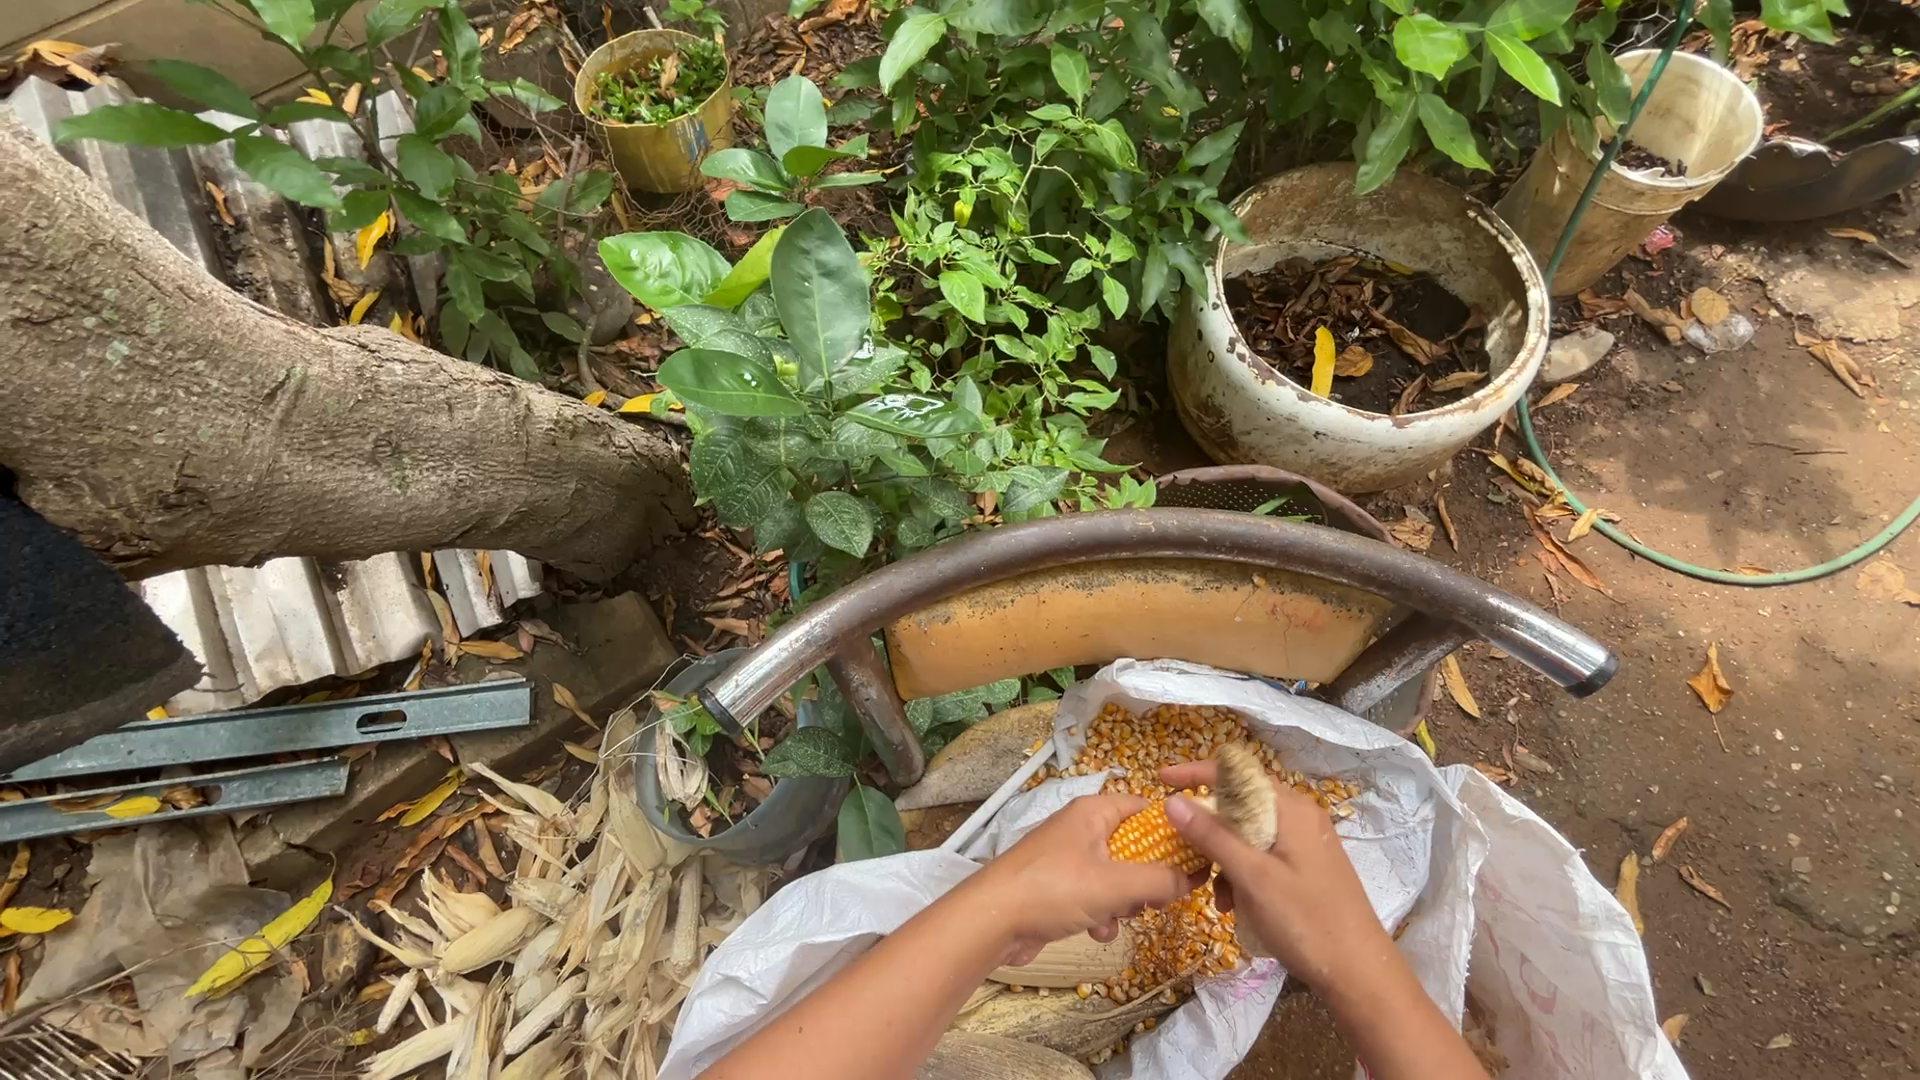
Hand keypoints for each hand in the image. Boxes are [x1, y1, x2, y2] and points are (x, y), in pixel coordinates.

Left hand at [956, 794, 1187, 965]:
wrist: (994, 919)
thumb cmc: (1055, 889)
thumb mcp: (1116, 884)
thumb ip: (1160, 880)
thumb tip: (1191, 878)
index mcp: (1093, 811)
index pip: (1145, 809)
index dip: (1172, 833)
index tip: (1193, 862)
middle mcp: (1081, 827)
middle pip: (1134, 846)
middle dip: (1147, 878)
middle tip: (1155, 900)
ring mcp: (1068, 857)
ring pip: (1117, 876)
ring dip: (1124, 902)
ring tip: (1117, 917)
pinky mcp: (1058, 885)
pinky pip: (1095, 896)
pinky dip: (1101, 914)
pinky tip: (1095, 931)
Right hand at [1160, 761, 1392, 992]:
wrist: (1363, 976)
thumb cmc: (1307, 921)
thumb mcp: (1252, 877)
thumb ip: (1211, 835)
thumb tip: (1172, 800)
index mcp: (1289, 808)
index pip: (1234, 772)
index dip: (1195, 772)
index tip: (1161, 780)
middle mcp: (1298, 815)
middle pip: (1239, 802)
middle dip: (1207, 824)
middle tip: (1182, 846)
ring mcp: (1304, 841)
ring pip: (1247, 831)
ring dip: (1222, 854)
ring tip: (1212, 890)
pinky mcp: (1305, 865)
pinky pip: (1261, 853)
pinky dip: (1241, 870)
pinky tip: (1233, 902)